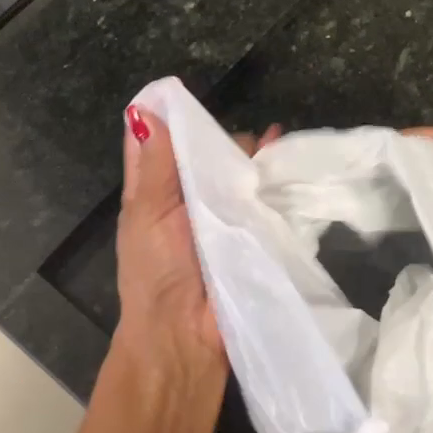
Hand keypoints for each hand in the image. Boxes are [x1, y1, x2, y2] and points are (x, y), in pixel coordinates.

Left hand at [115, 104, 277, 378]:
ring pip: (240, 174)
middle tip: (245, 139)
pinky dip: (276, 181)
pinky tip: (289, 161)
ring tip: (276, 143)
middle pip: (209, 154)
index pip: (164, 144)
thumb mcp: (147, 214)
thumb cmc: (155, 275)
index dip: (174, 118)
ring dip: (255, 157)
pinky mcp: (252, 235)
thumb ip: (154, 164)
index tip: (188, 93)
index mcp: (156, 192)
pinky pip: (264, 200)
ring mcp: (224, 217)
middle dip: (225, 139)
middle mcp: (191, 199)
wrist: (184, 340)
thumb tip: (143, 110)